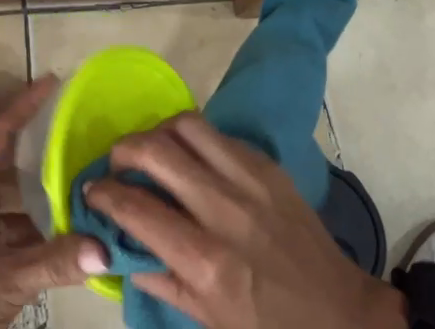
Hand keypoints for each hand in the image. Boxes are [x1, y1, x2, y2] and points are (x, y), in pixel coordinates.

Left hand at [0, 76, 110, 328]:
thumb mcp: (5, 281)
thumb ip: (55, 261)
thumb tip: (106, 247)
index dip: (26, 105)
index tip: (54, 80)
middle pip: (6, 158)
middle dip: (40, 144)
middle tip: (78, 128)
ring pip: (9, 193)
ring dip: (41, 189)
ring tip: (82, 176)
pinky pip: (7, 221)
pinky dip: (34, 222)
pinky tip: (66, 228)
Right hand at [85, 113, 406, 328]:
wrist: (342, 314)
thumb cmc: (269, 326)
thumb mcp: (208, 318)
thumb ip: (160, 278)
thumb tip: (120, 247)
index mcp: (206, 260)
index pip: (135, 207)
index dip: (104, 194)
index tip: (92, 191)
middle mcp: (224, 211)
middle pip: (156, 150)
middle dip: (123, 150)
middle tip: (116, 163)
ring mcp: (250, 182)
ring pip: (187, 126)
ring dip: (157, 132)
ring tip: (151, 150)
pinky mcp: (269, 167)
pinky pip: (218, 135)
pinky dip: (194, 139)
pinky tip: (191, 158)